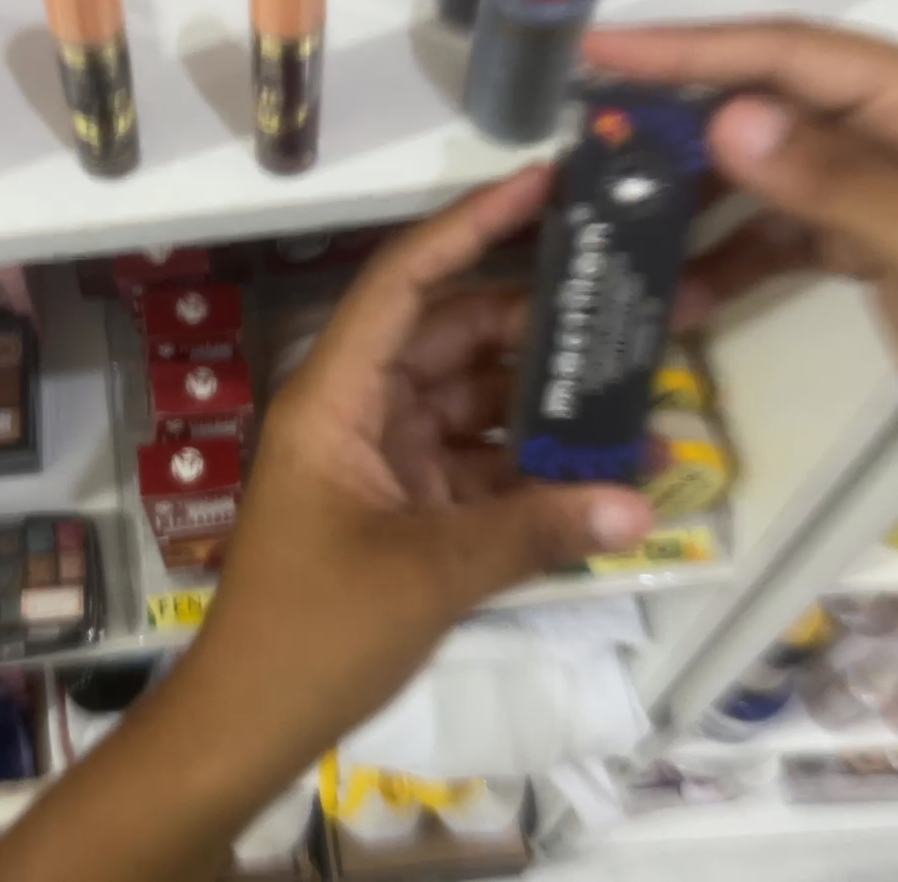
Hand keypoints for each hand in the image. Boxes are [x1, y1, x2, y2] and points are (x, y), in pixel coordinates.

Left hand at [184, 168, 656, 756]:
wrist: (255, 710)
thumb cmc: (316, 628)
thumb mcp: (429, 573)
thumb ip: (534, 530)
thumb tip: (642, 501)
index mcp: (335, 395)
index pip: (402, 283)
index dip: (468, 227)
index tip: (542, 188)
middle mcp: (356, 407)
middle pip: (453, 336)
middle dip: (538, 323)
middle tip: (637, 304)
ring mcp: (380, 453)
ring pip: (470, 398)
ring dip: (544, 400)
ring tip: (641, 386)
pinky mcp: (401, 499)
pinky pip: (472, 458)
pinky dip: (528, 465)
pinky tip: (603, 471)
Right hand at [585, 21, 897, 506]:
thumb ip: (840, 184)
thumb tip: (727, 120)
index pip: (790, 55)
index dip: (688, 50)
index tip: (598, 52)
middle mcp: (897, 127)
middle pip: (761, 104)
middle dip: (672, 121)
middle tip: (586, 137)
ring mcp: (871, 184)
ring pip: (752, 172)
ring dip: (687, 202)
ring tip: (613, 221)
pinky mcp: (851, 238)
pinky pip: (763, 233)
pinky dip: (718, 262)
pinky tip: (679, 298)